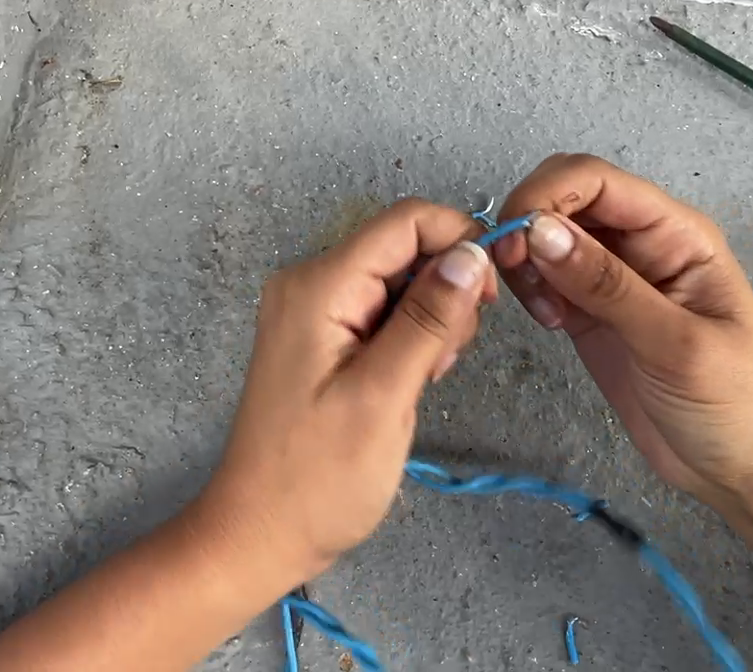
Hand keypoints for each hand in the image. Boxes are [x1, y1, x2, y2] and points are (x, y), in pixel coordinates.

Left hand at [193, 198, 496, 586]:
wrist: (261, 531)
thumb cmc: (318, 476)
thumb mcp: (383, 396)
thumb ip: (428, 319)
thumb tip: (472, 253)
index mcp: (319, 284)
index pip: (404, 221)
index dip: (458, 239)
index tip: (491, 292)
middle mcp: (312, 281)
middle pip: (402, 248)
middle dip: (443, 289)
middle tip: (445, 358)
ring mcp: (314, 308)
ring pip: (398, 280)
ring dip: (429, 318)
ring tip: (422, 377)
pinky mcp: (323, 334)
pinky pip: (381, 309)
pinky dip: (409, 334)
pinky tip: (407, 378)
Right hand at [490, 154, 752, 513]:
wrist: (746, 473)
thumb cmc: (736, 406)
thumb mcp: (677, 345)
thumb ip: (607, 285)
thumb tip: (537, 229)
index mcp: (673, 232)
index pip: (594, 179)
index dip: (545, 196)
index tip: (514, 242)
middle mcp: (637, 241)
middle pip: (561, 197)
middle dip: (526, 222)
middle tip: (513, 273)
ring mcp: (610, 274)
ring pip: (544, 233)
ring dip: (524, 259)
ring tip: (543, 311)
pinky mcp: (587, 307)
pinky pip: (543, 273)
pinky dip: (528, 287)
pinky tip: (548, 322)